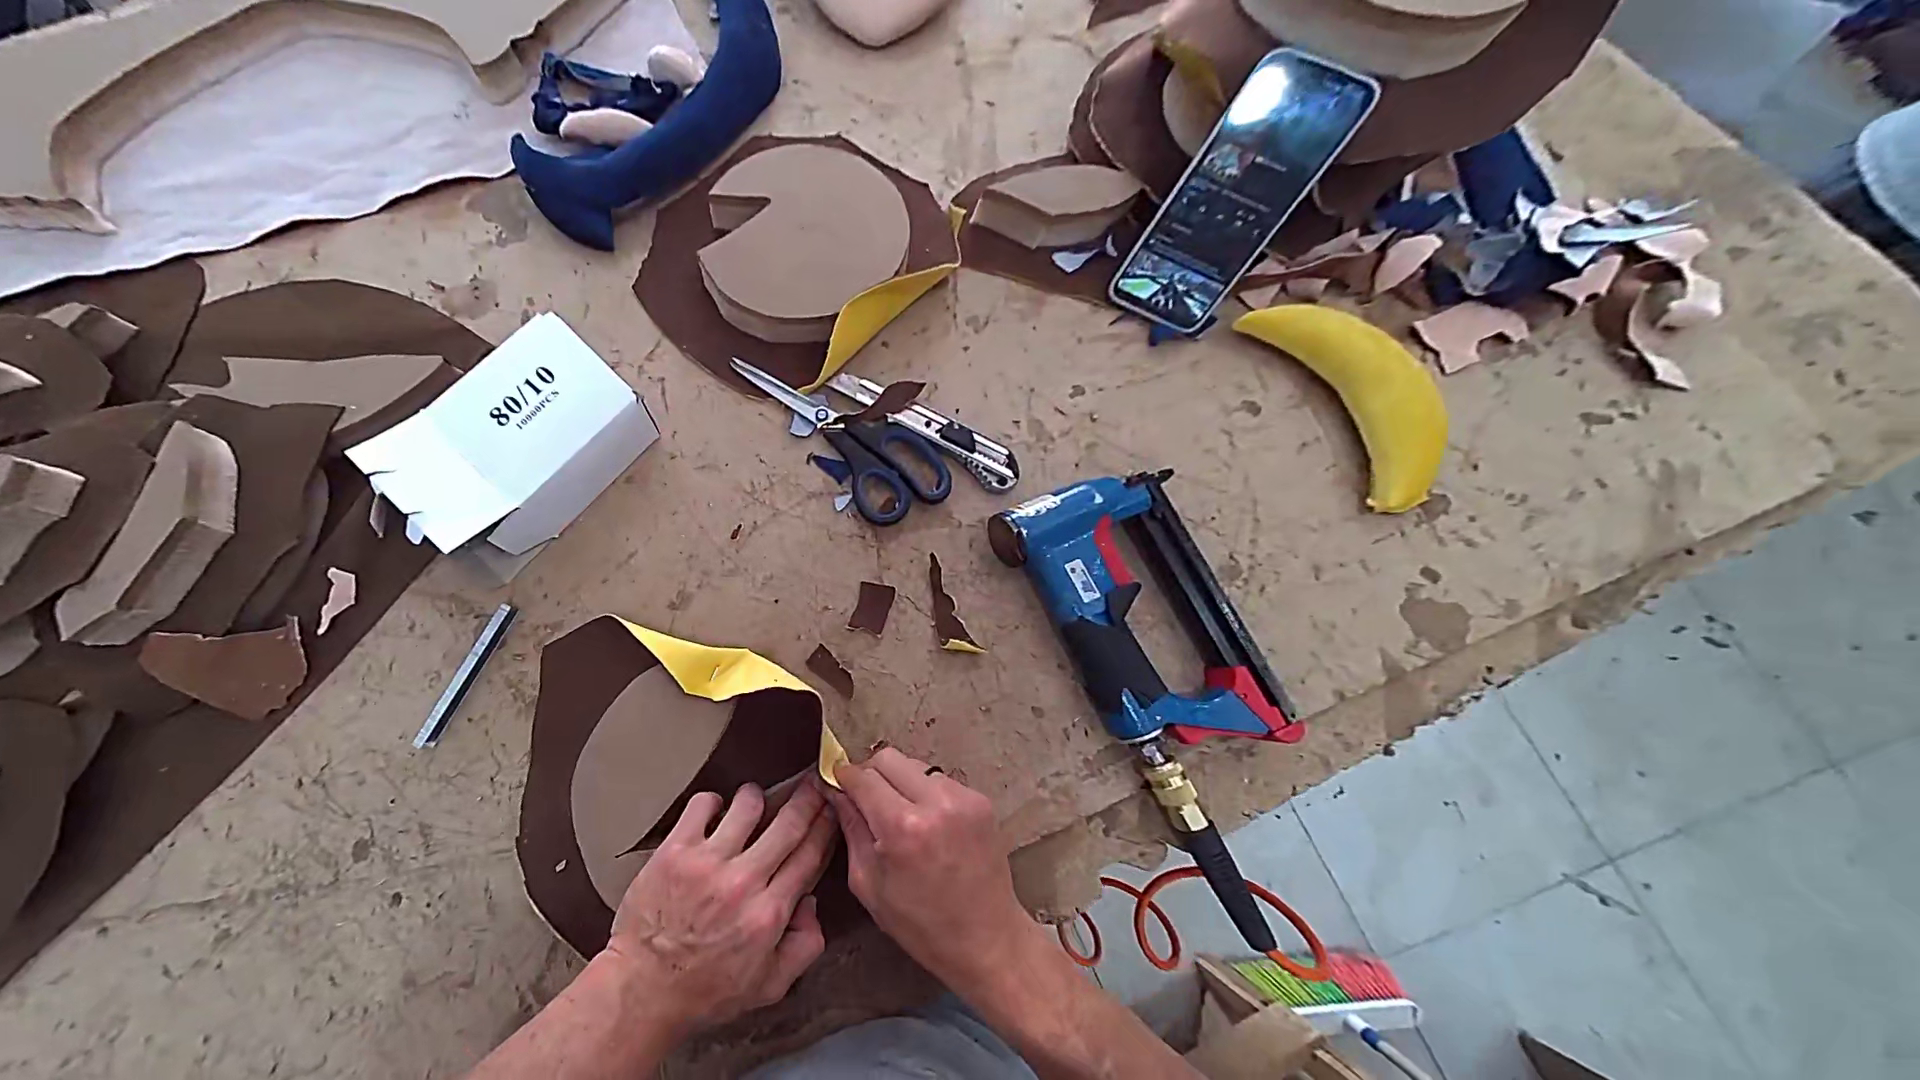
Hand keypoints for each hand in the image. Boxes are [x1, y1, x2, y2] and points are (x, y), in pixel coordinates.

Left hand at [601, 779, 837, 1037]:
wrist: (639, 994)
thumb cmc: (702, 991)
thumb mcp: (769, 986)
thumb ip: (805, 947)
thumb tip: (812, 903)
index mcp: (769, 914)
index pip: (810, 853)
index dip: (825, 825)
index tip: (830, 809)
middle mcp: (742, 884)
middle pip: (790, 822)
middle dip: (808, 797)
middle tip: (812, 783)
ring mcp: (707, 865)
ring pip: (749, 804)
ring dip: (757, 798)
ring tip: (755, 802)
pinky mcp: (674, 853)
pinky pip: (703, 805)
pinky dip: (713, 801)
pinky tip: (715, 812)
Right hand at [826, 748, 1032, 993]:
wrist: (986, 938)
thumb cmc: (922, 924)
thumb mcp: (869, 884)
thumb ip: (851, 829)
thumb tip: (837, 793)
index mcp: (903, 828)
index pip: (864, 777)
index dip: (844, 777)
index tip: (836, 780)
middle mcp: (936, 802)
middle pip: (889, 758)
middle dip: (870, 773)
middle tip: (865, 798)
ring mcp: (963, 798)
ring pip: (915, 765)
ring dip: (900, 781)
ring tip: (898, 813)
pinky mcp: (980, 800)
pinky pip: (940, 779)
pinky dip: (925, 791)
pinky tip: (925, 821)